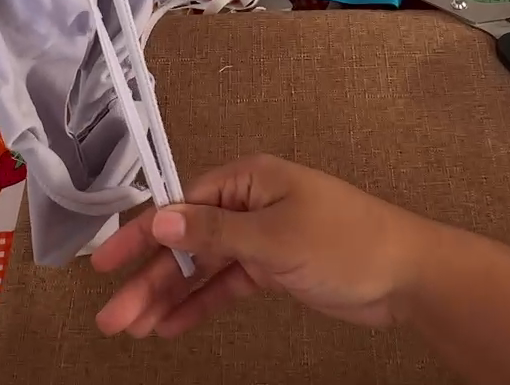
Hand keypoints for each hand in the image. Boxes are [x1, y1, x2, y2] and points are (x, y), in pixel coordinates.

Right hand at [91, 154, 439, 337]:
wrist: (404, 274)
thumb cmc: (342, 240)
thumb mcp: (274, 236)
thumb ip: (214, 233)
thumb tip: (160, 219)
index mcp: (248, 179)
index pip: (182, 205)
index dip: (142, 235)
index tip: (104, 264)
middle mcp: (248, 204)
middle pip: (188, 241)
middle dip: (151, 277)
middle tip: (113, 318)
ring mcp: (259, 237)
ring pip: (203, 268)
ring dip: (170, 297)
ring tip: (134, 329)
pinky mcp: (271, 268)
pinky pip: (226, 285)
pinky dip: (200, 305)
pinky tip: (171, 326)